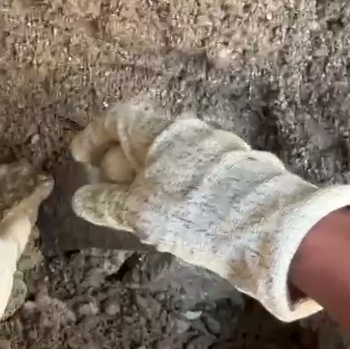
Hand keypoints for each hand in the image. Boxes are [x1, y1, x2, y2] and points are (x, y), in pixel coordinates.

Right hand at [69, 103, 349, 320]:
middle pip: (143, 137)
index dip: (93, 137)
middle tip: (105, 186)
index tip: (80, 157)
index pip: (116, 119)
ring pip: (169, 156)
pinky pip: (191, 171)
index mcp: (159, 131)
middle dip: (119, 160)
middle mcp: (189, 132)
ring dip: (147, 176)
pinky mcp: (237, 172)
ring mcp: (217, 150)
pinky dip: (171, 186)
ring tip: (137, 205)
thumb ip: (106, 203)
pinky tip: (173, 213)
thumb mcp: (137, 212)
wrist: (269, 228)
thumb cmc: (192, 213)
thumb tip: (81, 199)